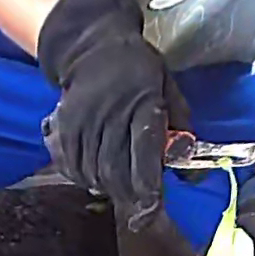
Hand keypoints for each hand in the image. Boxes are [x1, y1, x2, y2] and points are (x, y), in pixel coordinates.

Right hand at [36, 0, 189, 232]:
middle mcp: (110, 114)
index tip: (151, 210)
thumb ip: (181, 131)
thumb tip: (191, 177)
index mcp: (143, 103)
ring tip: (117, 185)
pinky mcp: (63, 130)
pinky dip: (85, 179)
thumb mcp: (169, 90)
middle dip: (128, 196)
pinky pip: (73, 169)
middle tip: (136, 208)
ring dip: (107, 188)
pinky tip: (95, 174)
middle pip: (115, 171)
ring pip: (93, 174)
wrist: (93, 46)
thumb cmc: (138, 73)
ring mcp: (83, 122)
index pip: (144, 153)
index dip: (148, 187)